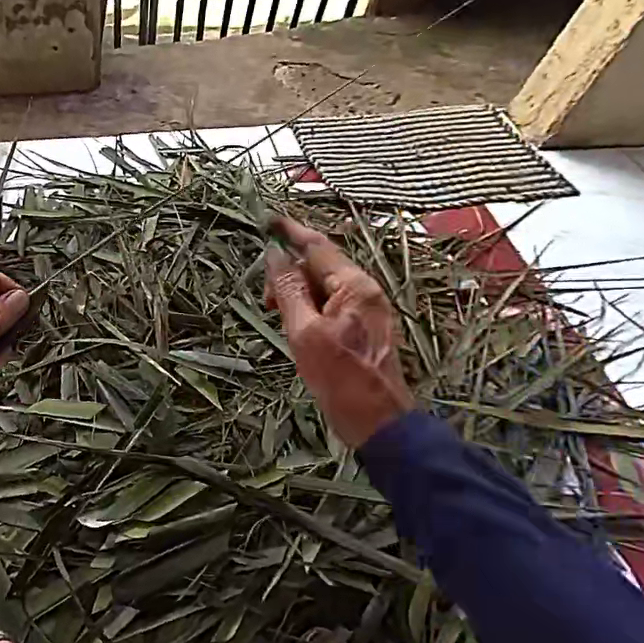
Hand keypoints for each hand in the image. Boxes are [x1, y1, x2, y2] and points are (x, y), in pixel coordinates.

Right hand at [265, 215, 414, 448]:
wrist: (377, 421)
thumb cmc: (341, 379)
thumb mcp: (304, 332)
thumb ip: (289, 290)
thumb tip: (275, 256)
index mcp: (355, 286)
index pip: (317, 246)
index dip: (290, 231)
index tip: (267, 221)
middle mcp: (365, 290)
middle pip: (319, 265)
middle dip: (288, 272)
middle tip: (265, 299)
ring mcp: (366, 309)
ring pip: (322, 286)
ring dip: (296, 293)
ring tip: (277, 315)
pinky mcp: (361, 327)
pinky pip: (329, 304)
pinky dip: (307, 307)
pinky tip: (295, 325)